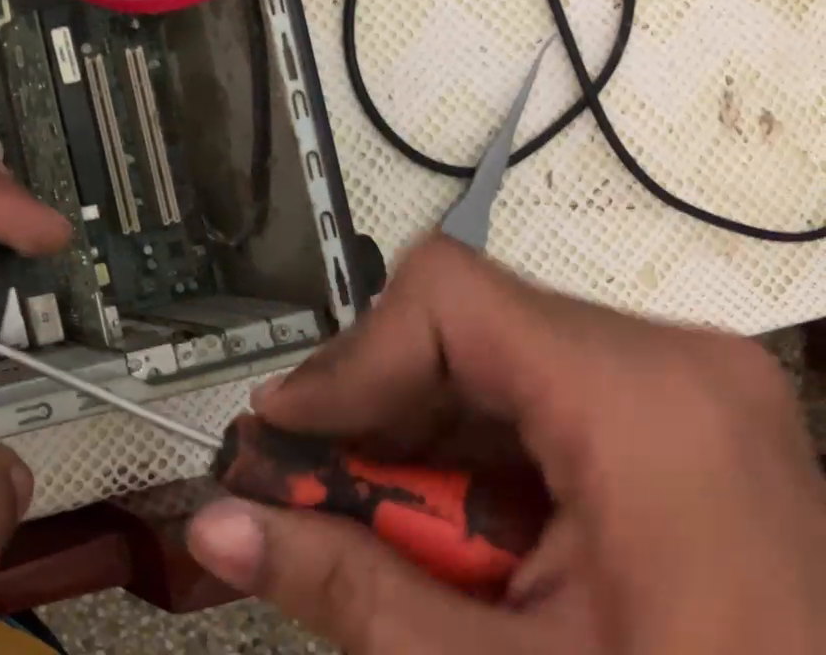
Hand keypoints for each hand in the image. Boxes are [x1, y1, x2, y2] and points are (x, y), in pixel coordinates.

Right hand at [187, 236, 825, 653]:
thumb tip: (210, 527)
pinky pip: (521, 399)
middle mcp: (668, 370)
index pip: (440, 298)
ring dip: (399, 442)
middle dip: (363, 414)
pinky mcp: (676, 427)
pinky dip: (455, 459)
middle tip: (309, 494)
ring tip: (374, 528)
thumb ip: (349, 591)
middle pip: (448, 329)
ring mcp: (679, 396)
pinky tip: (446, 536)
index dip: (347, 360)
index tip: (285, 435)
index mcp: (644, 405)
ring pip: (472, 365)